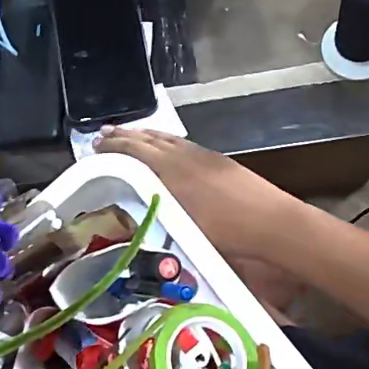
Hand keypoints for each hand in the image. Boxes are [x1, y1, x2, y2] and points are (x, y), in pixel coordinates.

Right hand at [92, 128, 304, 261]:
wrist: (272, 223)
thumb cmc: (229, 234)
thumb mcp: (184, 229)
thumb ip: (159, 211)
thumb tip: (138, 206)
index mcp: (172, 172)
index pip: (135, 151)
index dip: (114, 147)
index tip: (95, 146)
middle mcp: (186, 157)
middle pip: (150, 140)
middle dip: (125, 136)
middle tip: (104, 134)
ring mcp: (205, 156)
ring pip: (168, 139)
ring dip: (146, 136)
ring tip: (131, 136)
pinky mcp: (220, 161)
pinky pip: (184, 145)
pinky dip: (167, 142)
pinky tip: (168, 149)